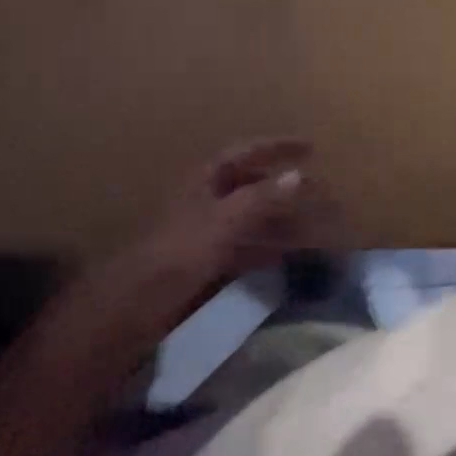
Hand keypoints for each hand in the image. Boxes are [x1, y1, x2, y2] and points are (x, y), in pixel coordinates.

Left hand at [89, 139, 322, 342]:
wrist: (131, 309)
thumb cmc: (175, 254)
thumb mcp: (222, 222)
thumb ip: (261, 199)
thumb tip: (300, 174)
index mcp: (206, 181)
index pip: (247, 152)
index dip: (278, 147)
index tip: (312, 147)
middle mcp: (208, 201)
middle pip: (255, 187)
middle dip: (289, 190)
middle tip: (324, 194)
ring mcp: (207, 234)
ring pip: (255, 220)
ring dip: (285, 222)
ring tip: (319, 228)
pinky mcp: (207, 265)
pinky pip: (249, 248)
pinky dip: (272, 248)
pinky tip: (292, 256)